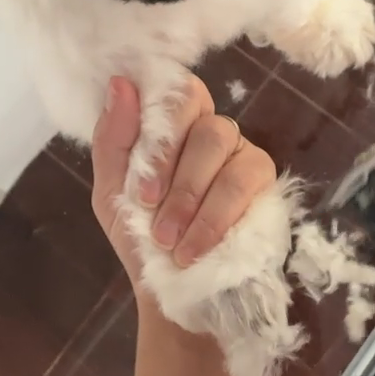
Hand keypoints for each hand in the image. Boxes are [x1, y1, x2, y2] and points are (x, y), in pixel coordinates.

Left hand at [90, 75, 277, 299]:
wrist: (172, 293)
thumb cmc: (140, 238)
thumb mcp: (112, 192)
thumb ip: (113, 139)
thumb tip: (120, 82)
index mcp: (172, 125)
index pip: (173, 89)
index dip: (155, 121)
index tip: (138, 176)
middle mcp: (207, 128)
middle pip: (194, 111)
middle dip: (165, 163)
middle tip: (146, 206)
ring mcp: (239, 149)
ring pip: (216, 140)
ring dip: (186, 194)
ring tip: (167, 238)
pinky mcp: (262, 177)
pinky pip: (241, 180)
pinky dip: (213, 216)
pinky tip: (194, 247)